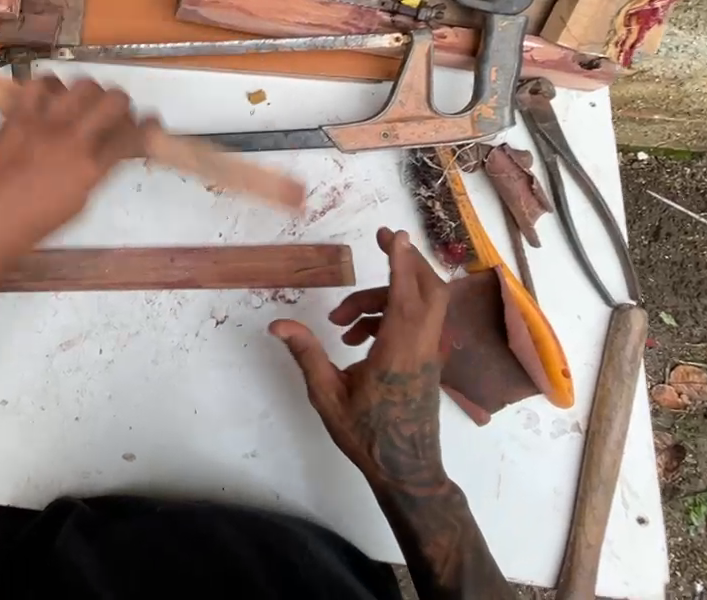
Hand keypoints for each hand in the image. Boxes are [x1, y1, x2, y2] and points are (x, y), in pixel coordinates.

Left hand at [0, 76, 151, 295]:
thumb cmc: (30, 229)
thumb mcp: (77, 206)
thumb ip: (96, 173)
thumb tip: (107, 153)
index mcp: (90, 170)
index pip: (133, 135)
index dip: (148, 127)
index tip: (150, 124)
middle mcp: (71, 140)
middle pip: (114, 100)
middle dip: (123, 106)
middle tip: (116, 116)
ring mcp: (42, 123)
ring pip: (83, 85)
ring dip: (90, 94)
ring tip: (83, 107)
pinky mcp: (16, 115)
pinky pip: (40, 83)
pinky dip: (51, 88)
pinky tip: (51, 102)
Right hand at [270, 228, 450, 493]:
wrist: (406, 471)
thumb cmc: (365, 434)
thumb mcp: (327, 395)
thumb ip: (306, 353)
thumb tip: (277, 324)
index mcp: (399, 351)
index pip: (406, 295)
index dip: (401, 261)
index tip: (393, 234)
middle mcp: (420, 347)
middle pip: (430, 289)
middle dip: (406, 260)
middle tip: (382, 241)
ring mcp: (428, 354)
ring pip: (420, 305)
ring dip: (380, 297)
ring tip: (339, 318)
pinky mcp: (426, 362)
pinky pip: (414, 322)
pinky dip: (387, 315)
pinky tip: (355, 337)